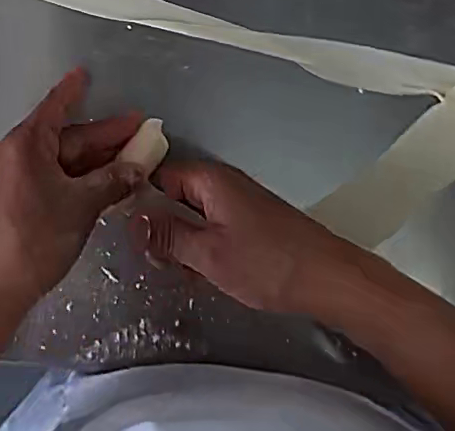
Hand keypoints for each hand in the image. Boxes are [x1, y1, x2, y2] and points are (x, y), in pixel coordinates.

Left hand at [0, 69, 144, 303]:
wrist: (3, 285)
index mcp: (28, 143)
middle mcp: (23, 152)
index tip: (85, 72)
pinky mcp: (29, 195)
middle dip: (106, 134)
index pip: (56, 106)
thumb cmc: (39, 235)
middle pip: (71, 135)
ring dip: (101, 158)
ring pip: (70, 157)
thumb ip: (113, 180)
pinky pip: (63, 174)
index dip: (74, 90)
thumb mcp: (82, 204)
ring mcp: (25, 175)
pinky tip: (115, 178)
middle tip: (140, 127)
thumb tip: (139, 167)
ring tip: (136, 154)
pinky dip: (88, 175)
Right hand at [134, 160, 365, 315]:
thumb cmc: (267, 263)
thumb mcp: (208, 254)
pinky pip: (213, 223)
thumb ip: (169, 236)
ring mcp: (238, 199)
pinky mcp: (249, 219)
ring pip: (194, 212)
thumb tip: (134, 220)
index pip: (160, 176)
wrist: (327, 278)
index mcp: (209, 178)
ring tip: (177, 269)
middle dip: (162, 224)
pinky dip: (203, 243)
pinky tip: (203, 270)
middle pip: (175, 193)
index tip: (128, 229)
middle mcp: (222, 181)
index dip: (141, 199)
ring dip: (182, 238)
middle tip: (154, 258)